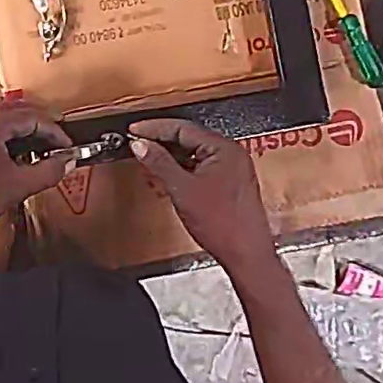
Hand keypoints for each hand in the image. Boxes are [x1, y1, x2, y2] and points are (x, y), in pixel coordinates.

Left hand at [0, 101, 71, 236]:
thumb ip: (49, 171)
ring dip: (15, 124)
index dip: (53, 131)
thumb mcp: (19, 185)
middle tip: (53, 132)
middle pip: (13, 110)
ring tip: (30, 139)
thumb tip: (65, 161)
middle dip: (37, 121)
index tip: (62, 143)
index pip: (31, 118)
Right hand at [128, 118, 276, 273]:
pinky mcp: (229, 183)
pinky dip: (182, 169)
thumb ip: (159, 163)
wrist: (246, 254)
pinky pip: (201, 167)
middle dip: (161, 141)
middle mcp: (230, 154)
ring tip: (148, 160)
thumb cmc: (225, 225)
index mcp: (223, 148)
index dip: (155, 128)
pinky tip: (167, 176)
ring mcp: (232, 169)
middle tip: (138, 144)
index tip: (136, 130)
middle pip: (189, 138)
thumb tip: (142, 145)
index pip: (183, 128)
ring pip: (194, 153)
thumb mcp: (182, 189)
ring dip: (170, 157)